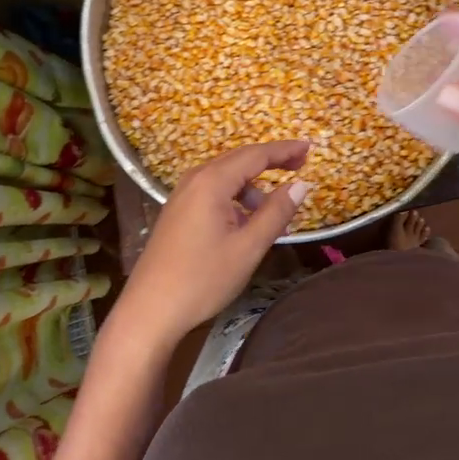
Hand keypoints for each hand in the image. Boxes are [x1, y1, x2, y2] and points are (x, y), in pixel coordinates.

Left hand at [113, 140, 311, 346]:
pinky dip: (235, 197)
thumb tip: (301, 185)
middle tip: (300, 164)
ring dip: (253, 185)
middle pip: (239, 159)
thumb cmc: (202, 279)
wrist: (149, 311)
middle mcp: (195, 178)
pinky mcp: (178, 211)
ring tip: (274, 210)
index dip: (284, 150)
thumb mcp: (248, 248)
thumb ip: (276, 213)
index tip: (309, 148)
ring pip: (226, 176)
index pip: (256, 154)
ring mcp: (183, 194)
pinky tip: (245, 222)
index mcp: (212, 181)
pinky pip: (213, 191)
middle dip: (271, 161)